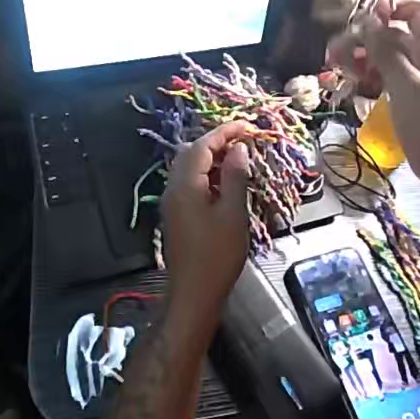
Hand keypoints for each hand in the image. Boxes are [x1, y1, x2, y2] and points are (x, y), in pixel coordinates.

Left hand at [161, 121, 254, 306]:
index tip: (247, 125)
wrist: (194, 293)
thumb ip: (235, 177)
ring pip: (189, 168)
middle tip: (244, 140)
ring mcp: (172, 202)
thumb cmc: (218, 255)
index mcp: (186, 185)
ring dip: (212, 158)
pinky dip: (207, 174)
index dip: (224, 132)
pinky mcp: (176, 214)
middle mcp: (174, 188)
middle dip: (217, 142)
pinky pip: (190, 183)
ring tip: (239, 158)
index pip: (202, 147)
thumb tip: (239, 149)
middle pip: (192, 153)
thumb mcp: (233, 213)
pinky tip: (226, 182)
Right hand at [352, 0, 419, 185]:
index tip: (360, 23)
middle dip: (368, 40)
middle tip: (335, 53)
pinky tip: (358, 86)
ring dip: (368, 60)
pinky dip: (378, 79)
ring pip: (396, 60)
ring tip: (340, 69)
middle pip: (401, 37)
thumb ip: (386, 51)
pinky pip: (399, 80)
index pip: (416, 12)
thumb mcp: (405, 84)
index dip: (389, 10)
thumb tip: (369, 20)